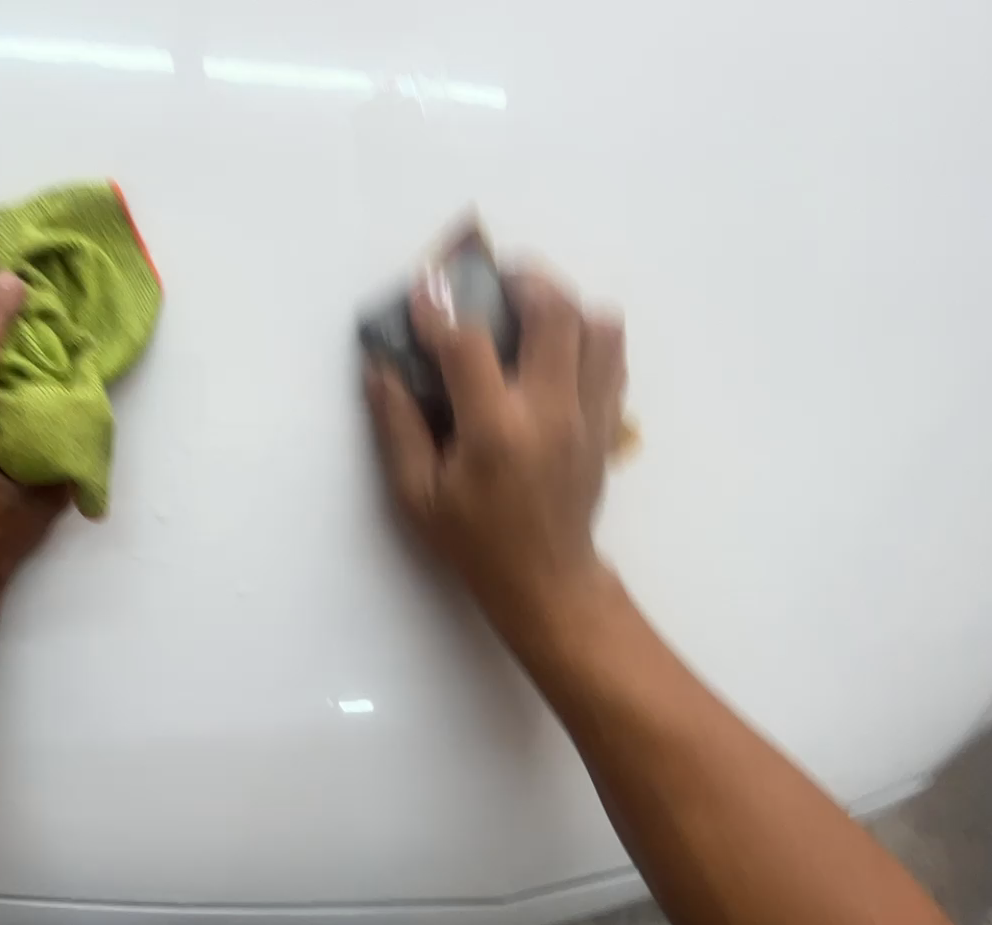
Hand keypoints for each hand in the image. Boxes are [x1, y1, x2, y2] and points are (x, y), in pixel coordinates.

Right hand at [365, 265, 626, 644]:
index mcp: (496, 431)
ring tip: (527, 309)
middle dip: (521, 280)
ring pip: (599, 323)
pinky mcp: (607, 421)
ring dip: (563, 302)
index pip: (468, 347)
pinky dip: (586, 333)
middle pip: (556, 311)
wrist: (544, 577)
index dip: (439, 311)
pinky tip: (553, 348)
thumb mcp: (416, 494)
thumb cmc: (472, 540)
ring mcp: (589, 413)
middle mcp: (551, 411)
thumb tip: (379, 369)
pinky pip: (612, 354)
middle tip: (491, 279)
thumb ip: (396, 427)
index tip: (421, 289)